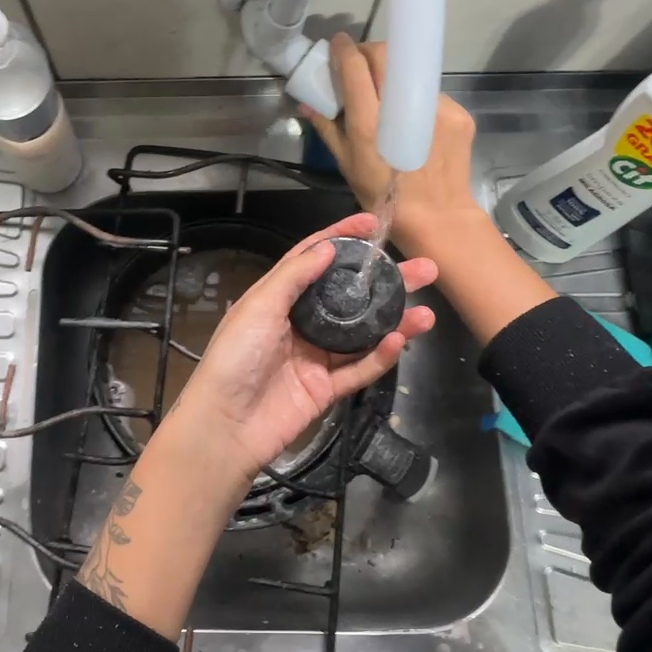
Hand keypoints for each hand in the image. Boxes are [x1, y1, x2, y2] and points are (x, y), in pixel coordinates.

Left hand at [166, 211, 436, 477]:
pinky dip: (380, 357)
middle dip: (386, 282)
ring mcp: (314, 357)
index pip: (312, 260)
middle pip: (348, 296)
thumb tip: (327, 249)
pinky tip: (399, 341)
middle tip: (425, 270)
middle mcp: (298, 324)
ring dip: (393, 321)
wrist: (225, 425)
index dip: (342, 239)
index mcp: (277, 299)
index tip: (374, 226)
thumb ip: (293, 277)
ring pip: (362, 334)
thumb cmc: (234, 358)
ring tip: (426, 313)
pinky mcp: (325, 389)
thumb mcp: (258, 307)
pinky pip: (359, 370)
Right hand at [302, 35, 488, 258]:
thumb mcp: (347, 164)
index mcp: (370, 123)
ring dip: (395, 77)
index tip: (339, 43)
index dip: (345, 50)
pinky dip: (417, 99)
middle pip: (386, 56)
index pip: (356, 67)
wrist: (436, 216)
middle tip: (360, 64)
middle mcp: (404, 107)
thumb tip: (308, 103)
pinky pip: (431, 94)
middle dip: (370, 53)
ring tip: (389, 99)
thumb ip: (328, 128)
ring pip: (410, 74)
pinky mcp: (457, 114)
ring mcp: (436, 107)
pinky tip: (413, 121)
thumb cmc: (382, 196)